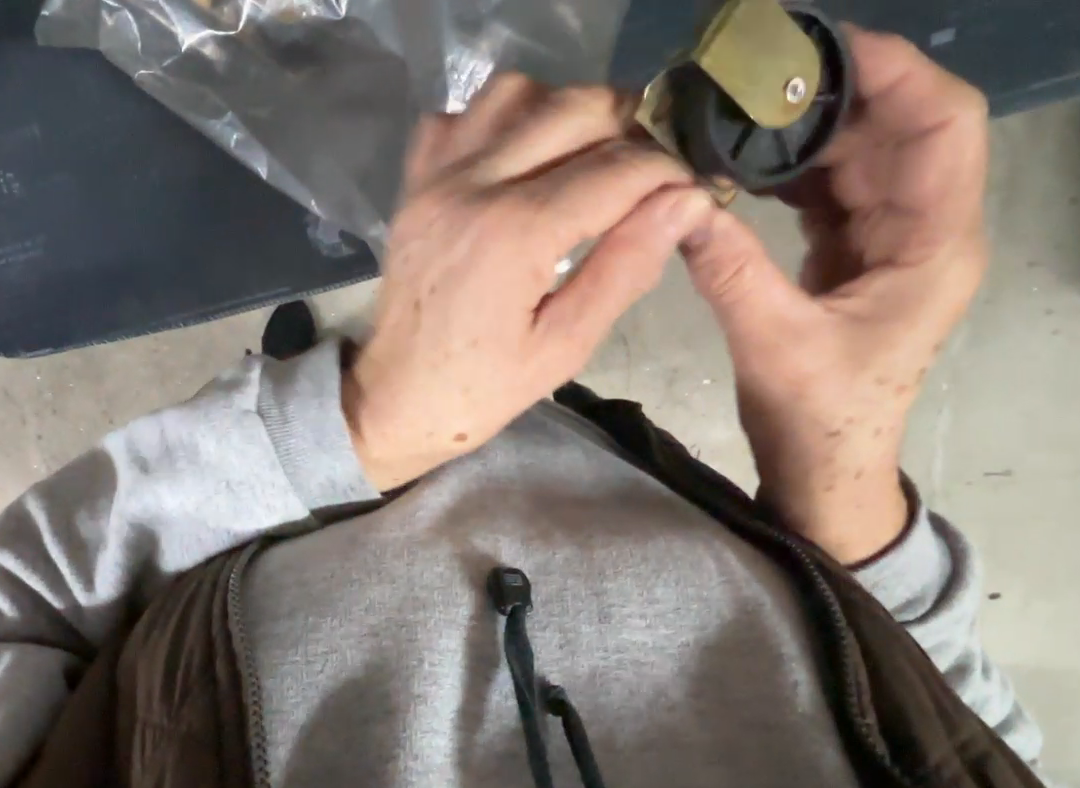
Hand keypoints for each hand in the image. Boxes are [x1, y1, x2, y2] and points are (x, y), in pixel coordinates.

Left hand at [347, 75, 716, 490]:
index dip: (667, 173)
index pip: (618, 167)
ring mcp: (435, 181)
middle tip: (641, 175)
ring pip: (515, 94)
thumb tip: (687, 200)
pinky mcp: (412, 187)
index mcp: (515, 234)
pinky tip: (515, 164)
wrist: (392, 401)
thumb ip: (625, 268)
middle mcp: (472, 187)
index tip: (685, 193)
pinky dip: (497, 123)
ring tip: (581, 160)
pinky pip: (457, 118)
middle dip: (627, 130)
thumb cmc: (479, 390)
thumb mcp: (563, 346)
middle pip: (574, 108)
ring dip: (561, 113)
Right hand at [680, 27, 988, 562]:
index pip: (941, 126)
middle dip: (834, 99)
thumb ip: (730, 270)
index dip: (895, 74)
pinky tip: (745, 167)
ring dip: (808, 137)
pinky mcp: (854, 262)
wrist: (826, 473)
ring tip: (742, 116)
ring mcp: (889, 246)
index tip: (823, 49)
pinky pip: (831, 198)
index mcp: (934, 244)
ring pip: (861, 163)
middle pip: (897, 134)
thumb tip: (677, 203)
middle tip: (757, 80)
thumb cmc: (819, 419)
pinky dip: (792, 177)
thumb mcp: (772, 344)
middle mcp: (924, 232)